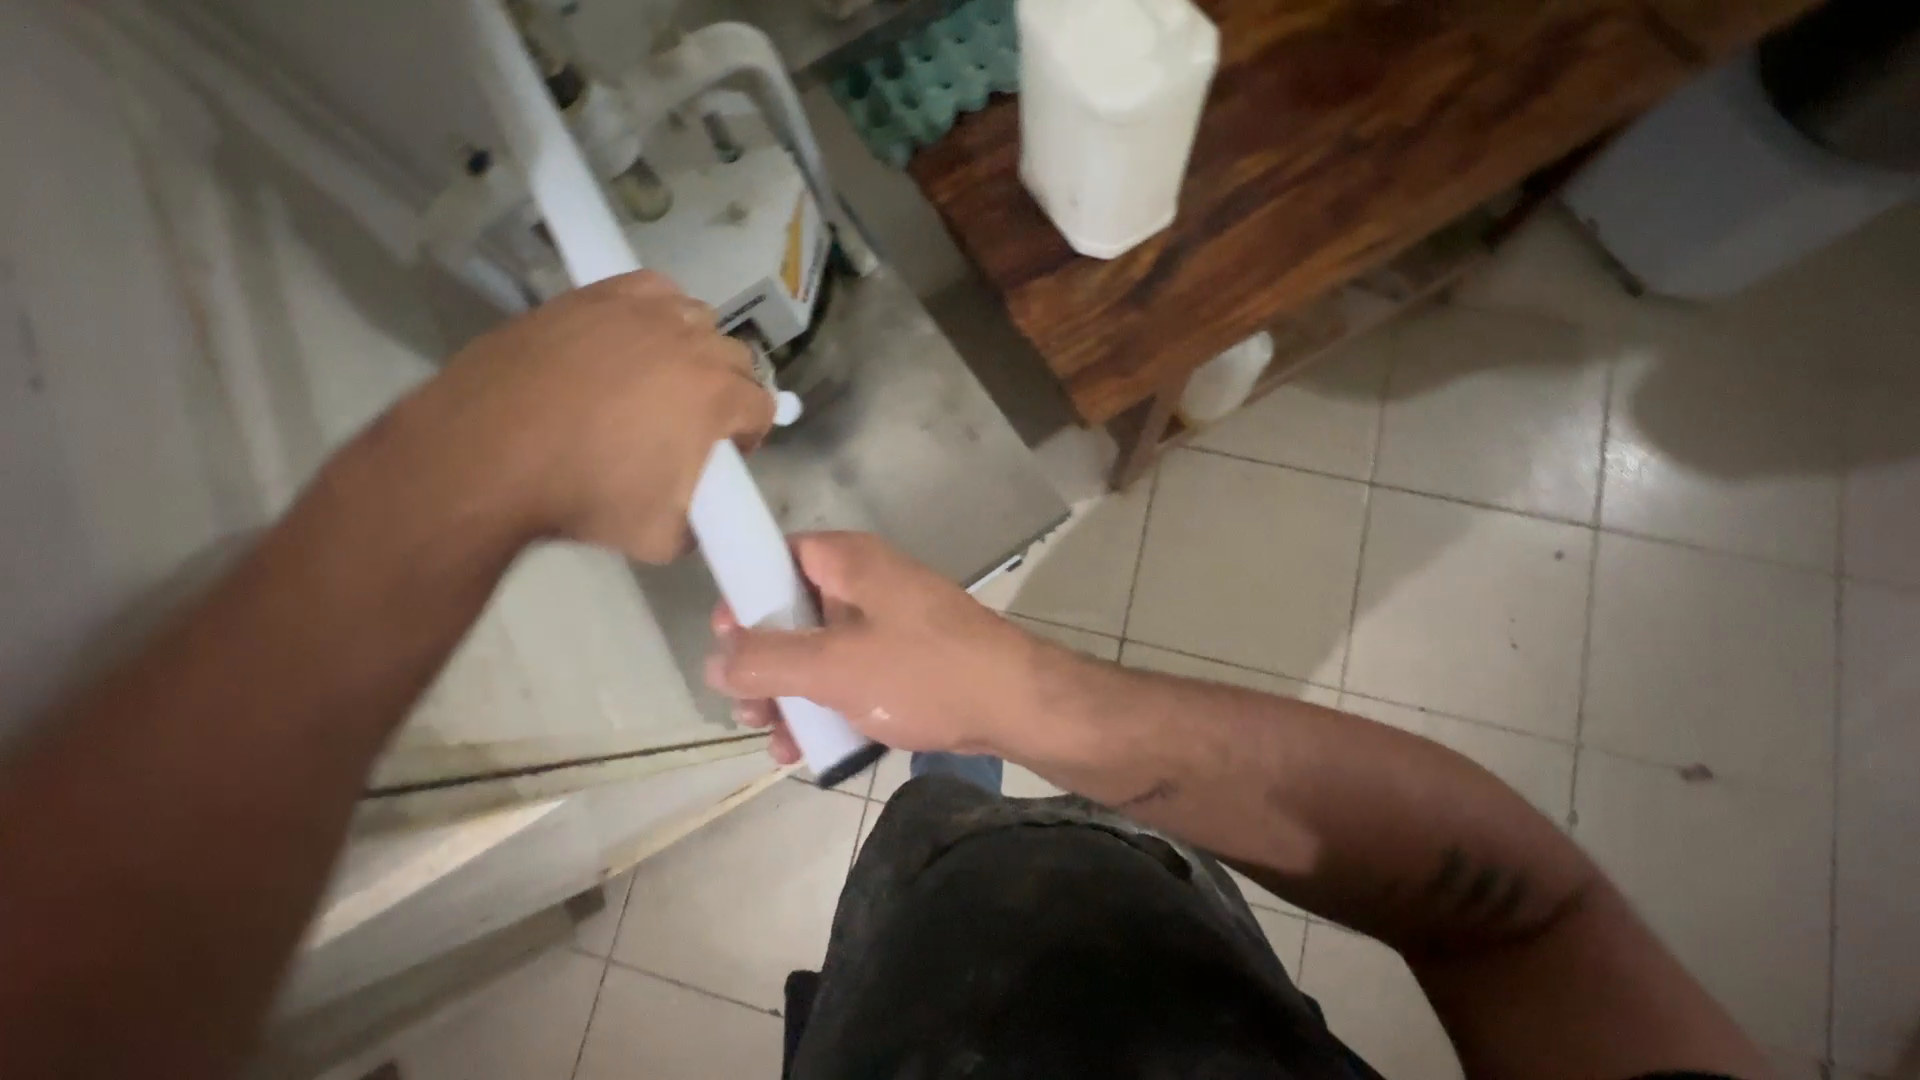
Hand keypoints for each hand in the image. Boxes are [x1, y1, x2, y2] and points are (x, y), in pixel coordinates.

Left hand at [399, 271, 772, 562]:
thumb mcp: (662, 537)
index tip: (722, 455)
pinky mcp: (595, 296)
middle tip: (692, 422)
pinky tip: (634, 338)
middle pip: (738, 359)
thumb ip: (702, 524)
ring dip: (695, 348)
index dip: (749, 435)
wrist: (486, 457)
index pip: (762, 406)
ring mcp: (641, 313)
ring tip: (661, 378)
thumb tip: (701, 515)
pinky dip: (658, 311)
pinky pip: (653, 290)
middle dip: (727, 390)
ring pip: (698, 319)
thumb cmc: (582, 497)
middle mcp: (691, 344)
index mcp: (716, 397)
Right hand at [704, 532, 1043, 763]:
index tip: (724, 640)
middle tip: (747, 709)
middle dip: (765, 664)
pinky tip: (806, 751)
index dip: (745, 594)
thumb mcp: (834, 667)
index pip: (779, 556)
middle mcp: (868, 584)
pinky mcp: (908, 662)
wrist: (1016, 705)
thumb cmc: (922, 673)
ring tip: (775, 741)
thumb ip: (767, 660)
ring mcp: (891, 624)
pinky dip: (828, 707)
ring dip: (792, 695)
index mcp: (850, 562)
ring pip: (823, 652)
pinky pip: (854, 676)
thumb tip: (715, 660)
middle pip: (795, 612)